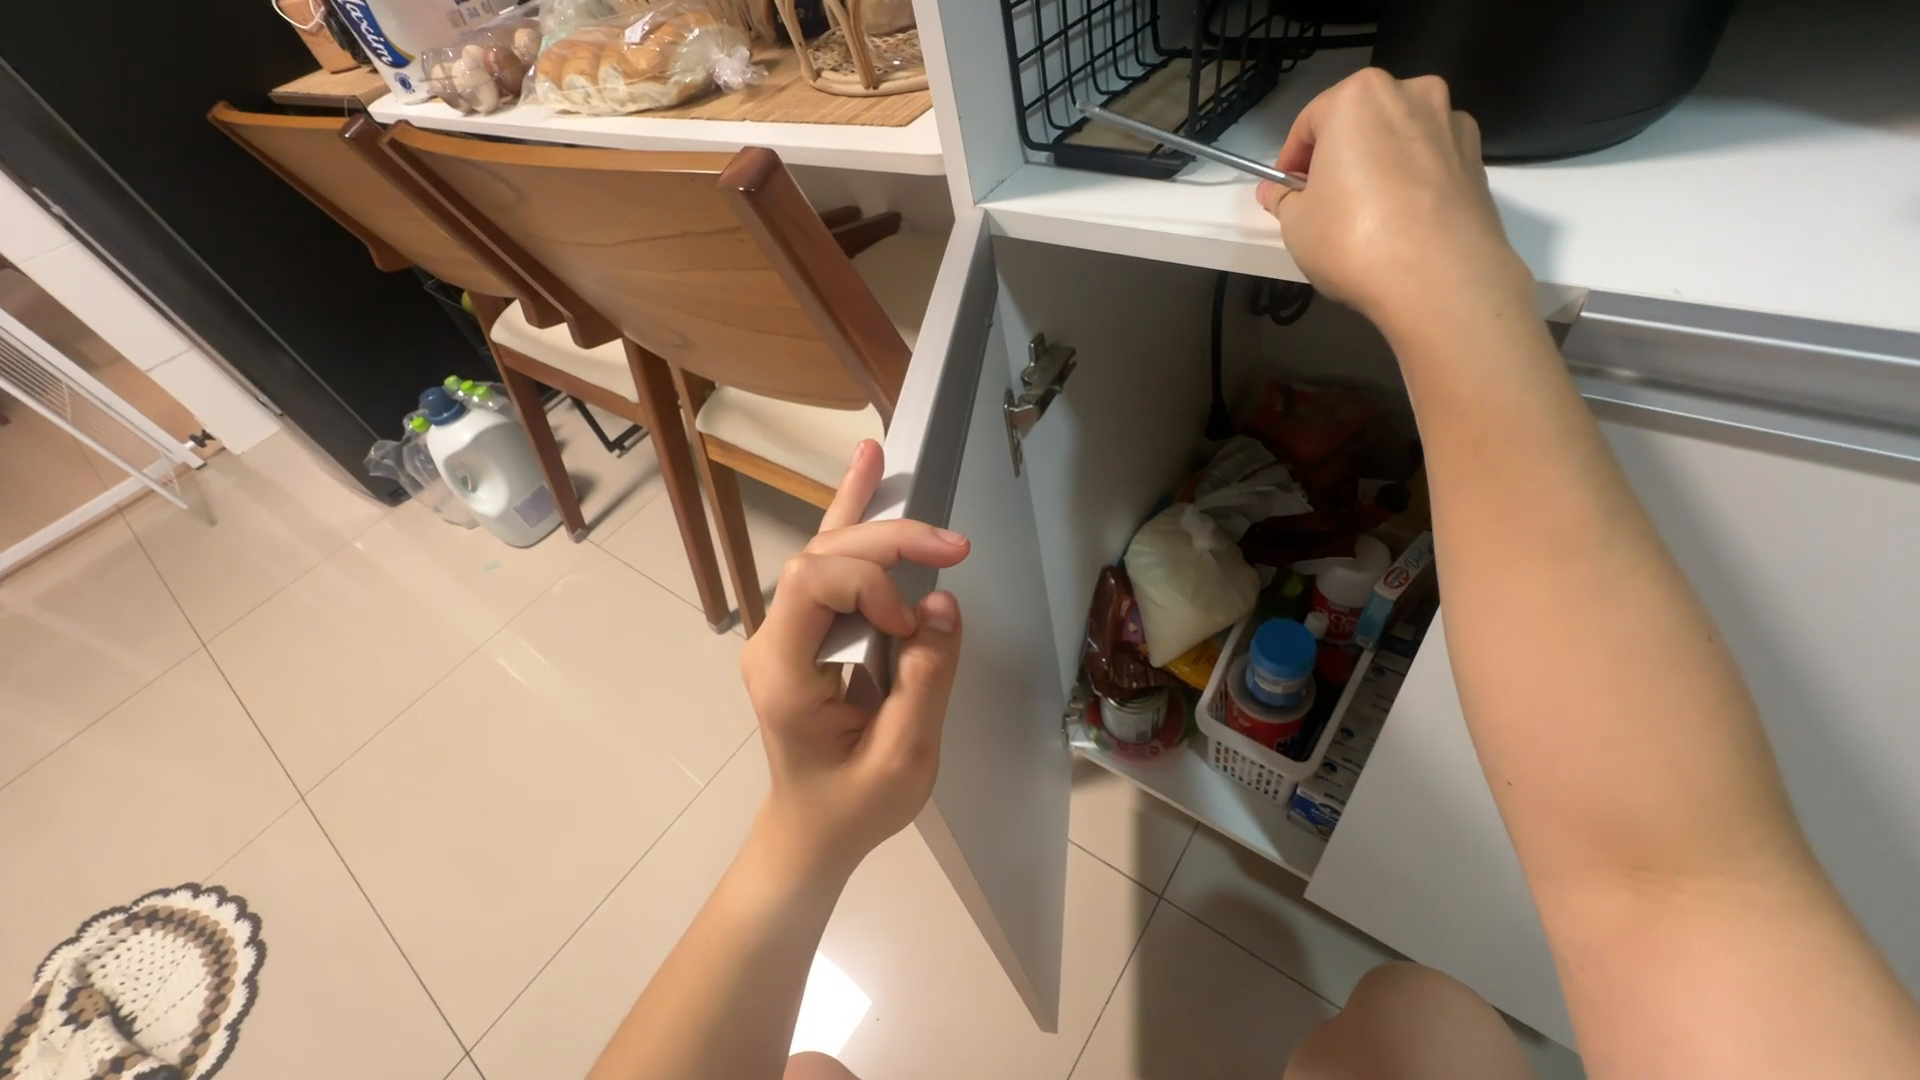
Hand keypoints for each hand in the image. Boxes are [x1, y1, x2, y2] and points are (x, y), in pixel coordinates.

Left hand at [740, 440, 969, 878]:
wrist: (813, 830)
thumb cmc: (854, 806)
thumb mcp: (903, 758)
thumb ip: (924, 680)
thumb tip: (944, 603)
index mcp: (783, 673)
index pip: (814, 585)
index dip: (872, 583)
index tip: (913, 626)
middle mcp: (774, 640)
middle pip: (823, 558)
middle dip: (889, 542)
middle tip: (954, 543)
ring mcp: (785, 632)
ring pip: (821, 551)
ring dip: (862, 511)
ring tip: (880, 455)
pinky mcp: (807, 631)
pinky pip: (828, 567)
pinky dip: (850, 522)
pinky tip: (866, 475)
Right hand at [1254, 68, 1533, 334]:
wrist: (1437, 276)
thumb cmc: (1350, 239)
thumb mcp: (1296, 224)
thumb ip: (1284, 199)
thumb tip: (1276, 191)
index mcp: (1358, 97)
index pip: (1308, 122)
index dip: (1290, 160)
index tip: (1285, 193)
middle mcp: (1410, 93)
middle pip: (1359, 121)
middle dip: (1337, 156)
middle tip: (1322, 201)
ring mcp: (1451, 121)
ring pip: (1398, 137)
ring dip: (1376, 164)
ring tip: (1365, 212)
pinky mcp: (1476, 155)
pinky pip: (1429, 159)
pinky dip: (1410, 178)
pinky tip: (1400, 219)